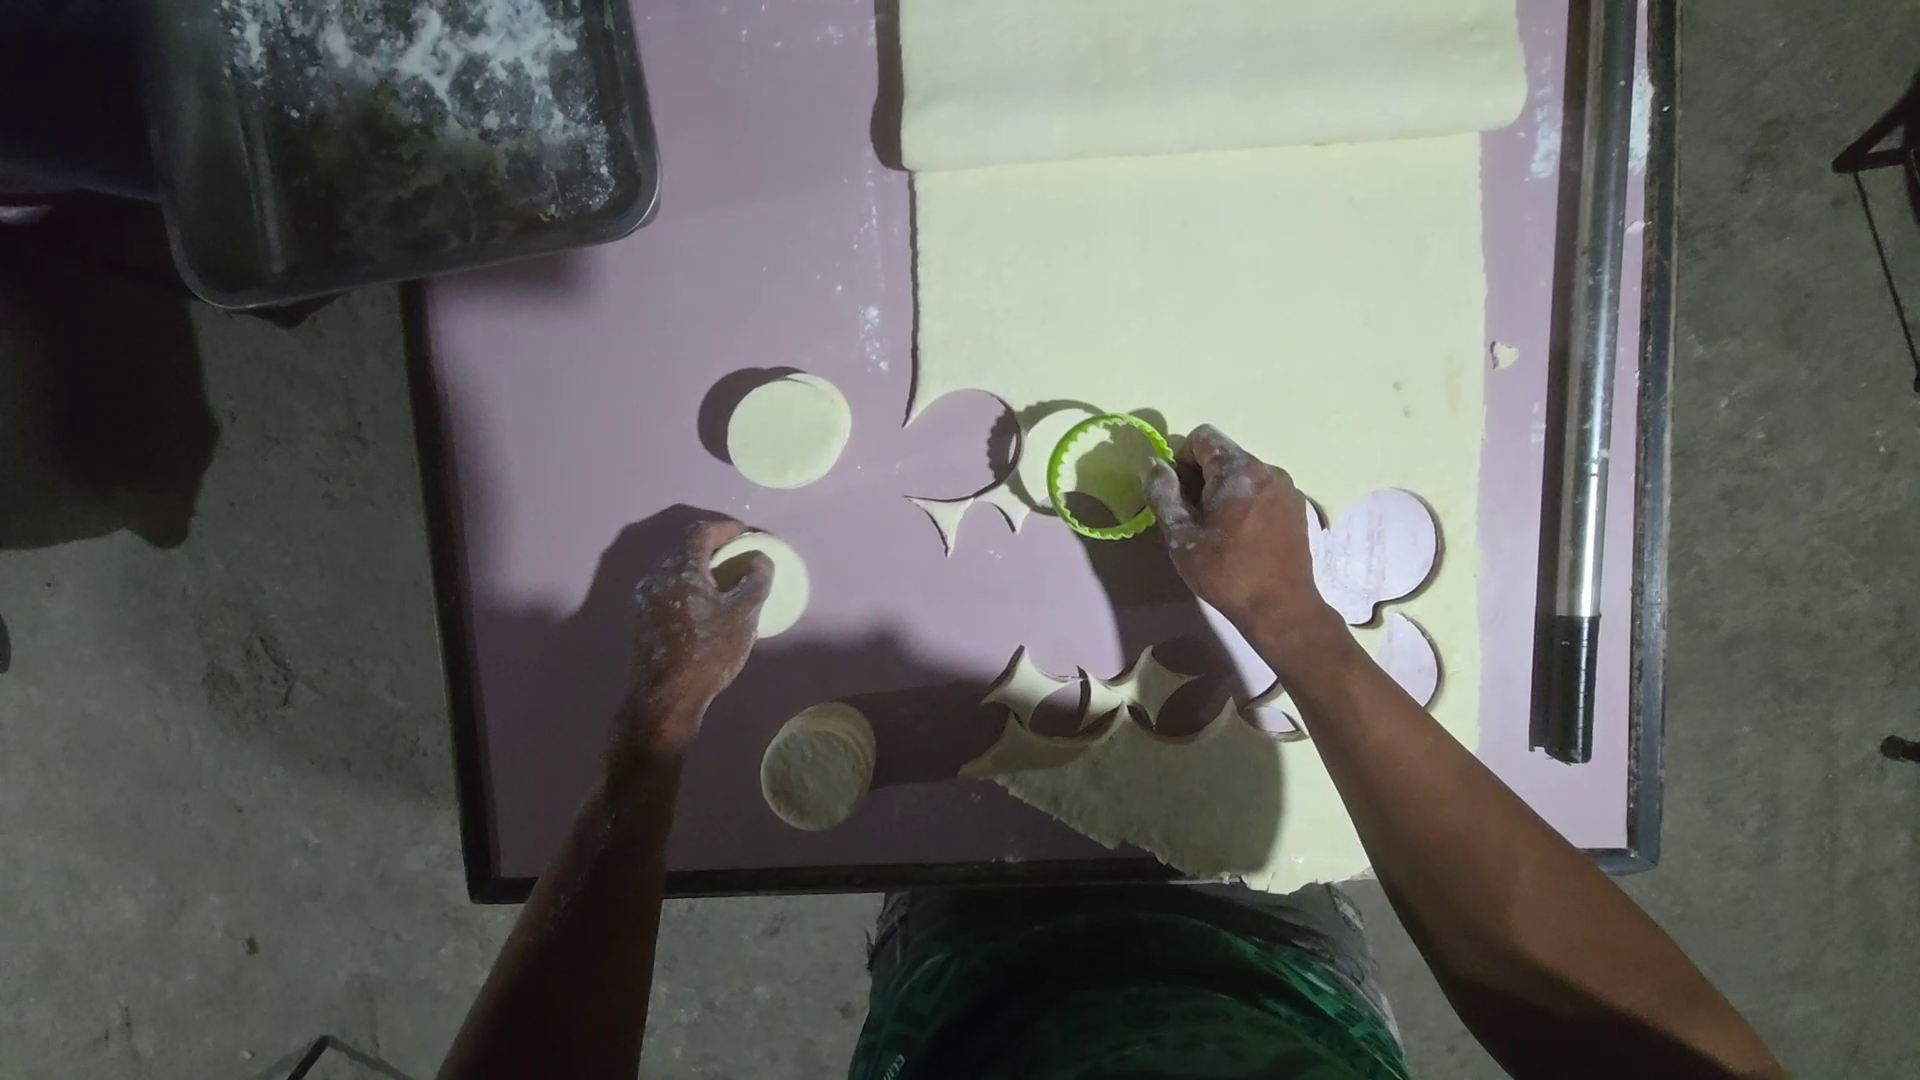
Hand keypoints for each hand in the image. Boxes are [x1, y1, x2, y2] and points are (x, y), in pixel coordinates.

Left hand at [622, 520, 772, 754]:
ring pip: (675, 572)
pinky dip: (688, 590)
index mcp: (679, 568)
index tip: (747, 535)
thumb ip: (756, 579)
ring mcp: (643, 599)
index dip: (727, 529)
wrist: (665, 699)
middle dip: (715, 550)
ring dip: (701, 572)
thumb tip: (759, 559)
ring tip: (725, 586)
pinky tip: (704, 610)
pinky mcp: (640, 620)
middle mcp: (655, 577)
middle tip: (740, 559)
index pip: (702, 532)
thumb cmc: (708, 652)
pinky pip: (667, 592)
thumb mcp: (744, 614)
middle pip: (686, 550)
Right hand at [1145, 425, 1341, 651]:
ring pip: (1241, 474)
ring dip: (1221, 492)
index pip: (1202, 437)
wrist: (1281, 608)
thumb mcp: (1181, 536)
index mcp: (1239, 470)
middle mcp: (1268, 469)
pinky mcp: (1297, 507)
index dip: (1181, 461)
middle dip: (1200, 479)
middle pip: (1222, 455)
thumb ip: (1163, 494)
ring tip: (1216, 531)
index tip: (1178, 497)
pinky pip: (1260, 490)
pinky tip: (1240, 537)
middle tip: (1192, 520)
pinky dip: (1243, 503)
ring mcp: (1287, 488)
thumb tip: (1153, 464)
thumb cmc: (1226, 572)